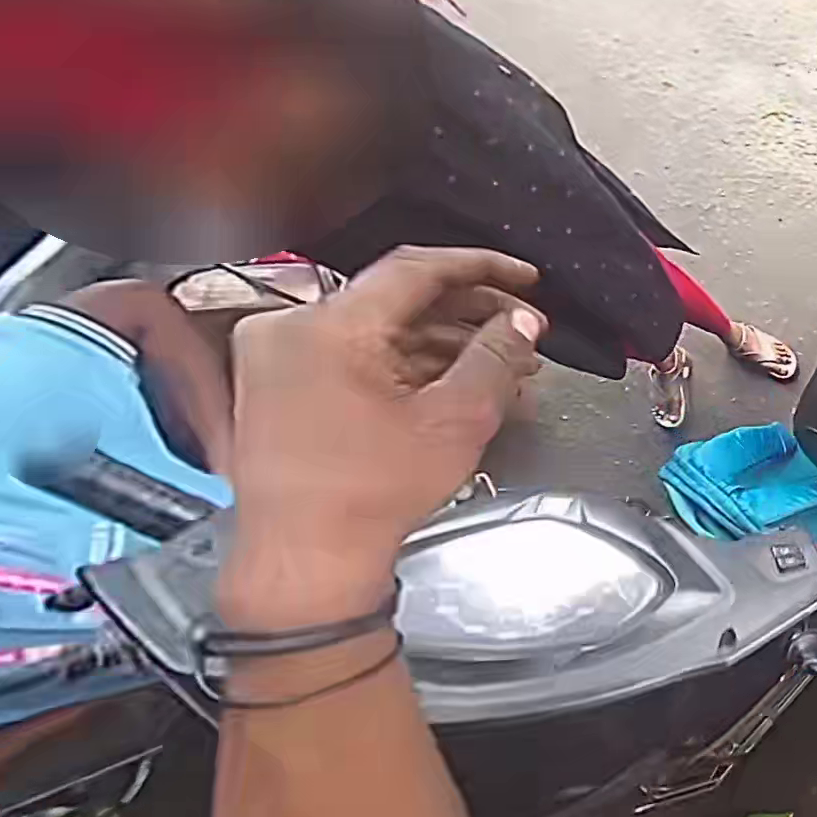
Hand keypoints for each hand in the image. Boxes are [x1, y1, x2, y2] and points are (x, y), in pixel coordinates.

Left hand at [220, 247, 543, 621]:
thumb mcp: (459, 417)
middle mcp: (295, 328)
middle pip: (403, 300)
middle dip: (476, 314)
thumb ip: (496, 357)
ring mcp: (286, 356)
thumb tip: (524, 320)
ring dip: (455, 343)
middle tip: (530, 332)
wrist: (311, 549)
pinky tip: (469, 383)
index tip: (529, 277)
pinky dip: (422, 365)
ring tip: (513, 366)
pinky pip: (369, 356)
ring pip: (389, 331)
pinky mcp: (291, 383)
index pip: (415, 270)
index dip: (481, 267)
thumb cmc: (381, 484)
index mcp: (330, 327)